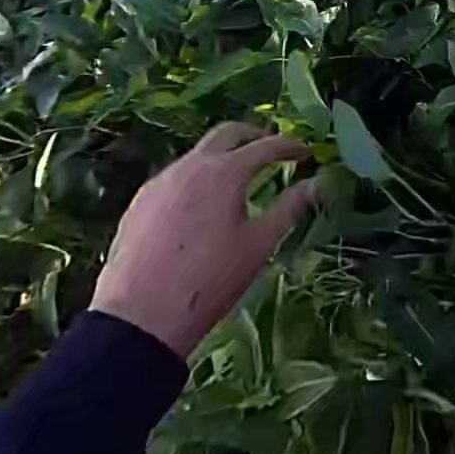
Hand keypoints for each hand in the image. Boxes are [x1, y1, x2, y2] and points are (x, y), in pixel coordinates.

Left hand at [91, 123, 319, 357]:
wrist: (138, 321)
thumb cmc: (210, 280)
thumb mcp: (259, 244)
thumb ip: (290, 207)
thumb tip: (316, 184)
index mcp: (225, 172)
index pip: (267, 145)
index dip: (291, 146)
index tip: (307, 153)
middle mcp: (191, 165)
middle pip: (228, 133)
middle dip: (254, 135)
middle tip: (272, 149)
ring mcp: (161, 181)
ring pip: (199, 154)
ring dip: (224, 156)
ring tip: (239, 179)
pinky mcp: (140, 201)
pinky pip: (176, 176)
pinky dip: (198, 177)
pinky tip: (202, 205)